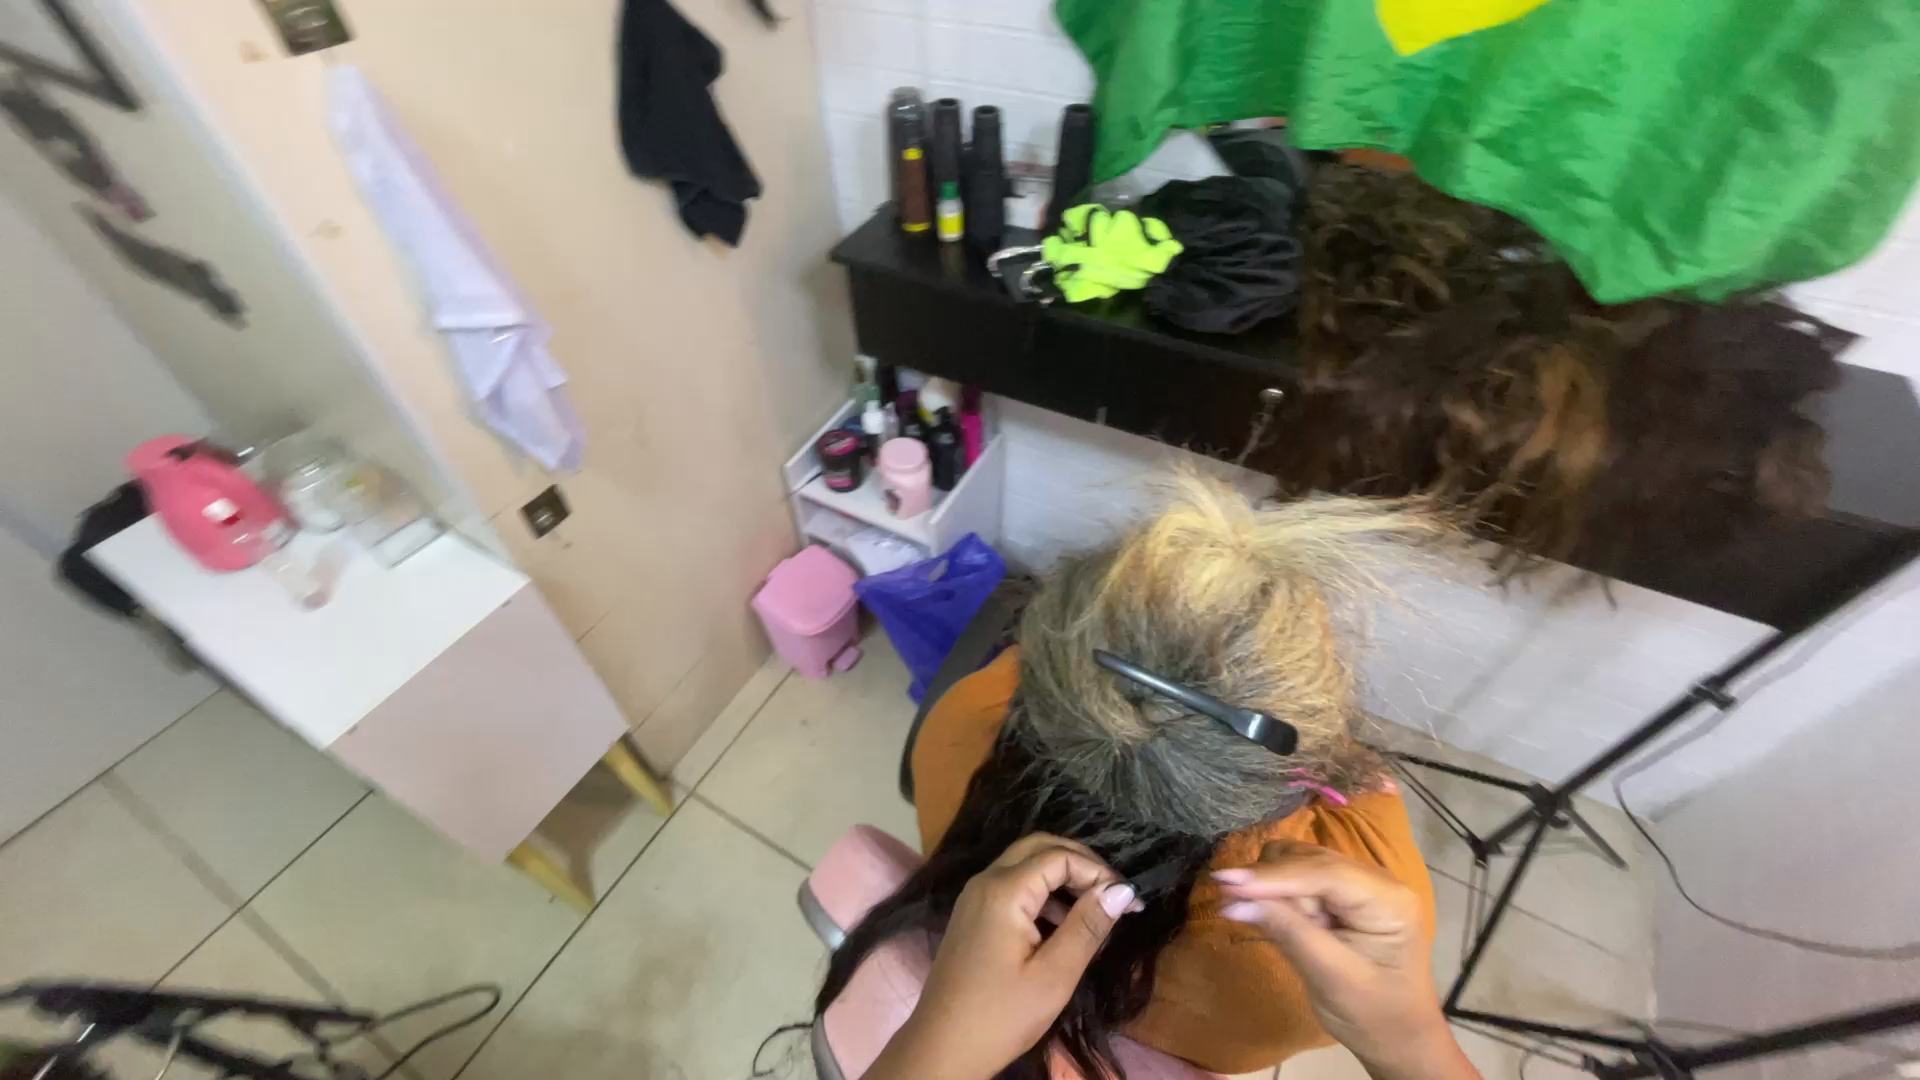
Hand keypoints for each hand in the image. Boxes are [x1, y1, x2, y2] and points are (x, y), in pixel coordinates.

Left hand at [867, 833, 1139, 1079]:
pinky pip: (1012, 883)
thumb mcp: (1053, 976)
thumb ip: (1087, 927)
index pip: (1059, 856)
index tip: (1130, 902)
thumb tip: (1122, 890)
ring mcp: (976, 894)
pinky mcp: (973, 912)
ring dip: (1061, 874)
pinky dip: (1042, 890)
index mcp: (1004, 889)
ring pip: (1025, 862)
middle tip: (1113, 892)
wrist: (941, 1048)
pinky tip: (1063, 922)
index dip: (1098, 871)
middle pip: (1039, 846)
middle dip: (1080, 861)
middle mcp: (986, 880)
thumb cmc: (1001, 1016)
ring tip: (1095, 908)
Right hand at [1214, 841, 1478, 1079]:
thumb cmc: (1374, 1015)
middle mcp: (1373, 879)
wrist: (1398, 1039)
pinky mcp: (1338, 890)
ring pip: (1295, 860)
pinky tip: (1271, 913)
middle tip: (1234, 905)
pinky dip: (1277, 892)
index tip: (1226, 880)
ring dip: (1273, 887)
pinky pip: (1295, 875)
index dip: (1272, 875)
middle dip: (1270, 881)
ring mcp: (1355, 882)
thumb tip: (1232, 901)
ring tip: (1270, 921)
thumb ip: (1286, 931)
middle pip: (1305, 858)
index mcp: (1388, 900)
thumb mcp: (1331, 977)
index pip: (1323, 872)